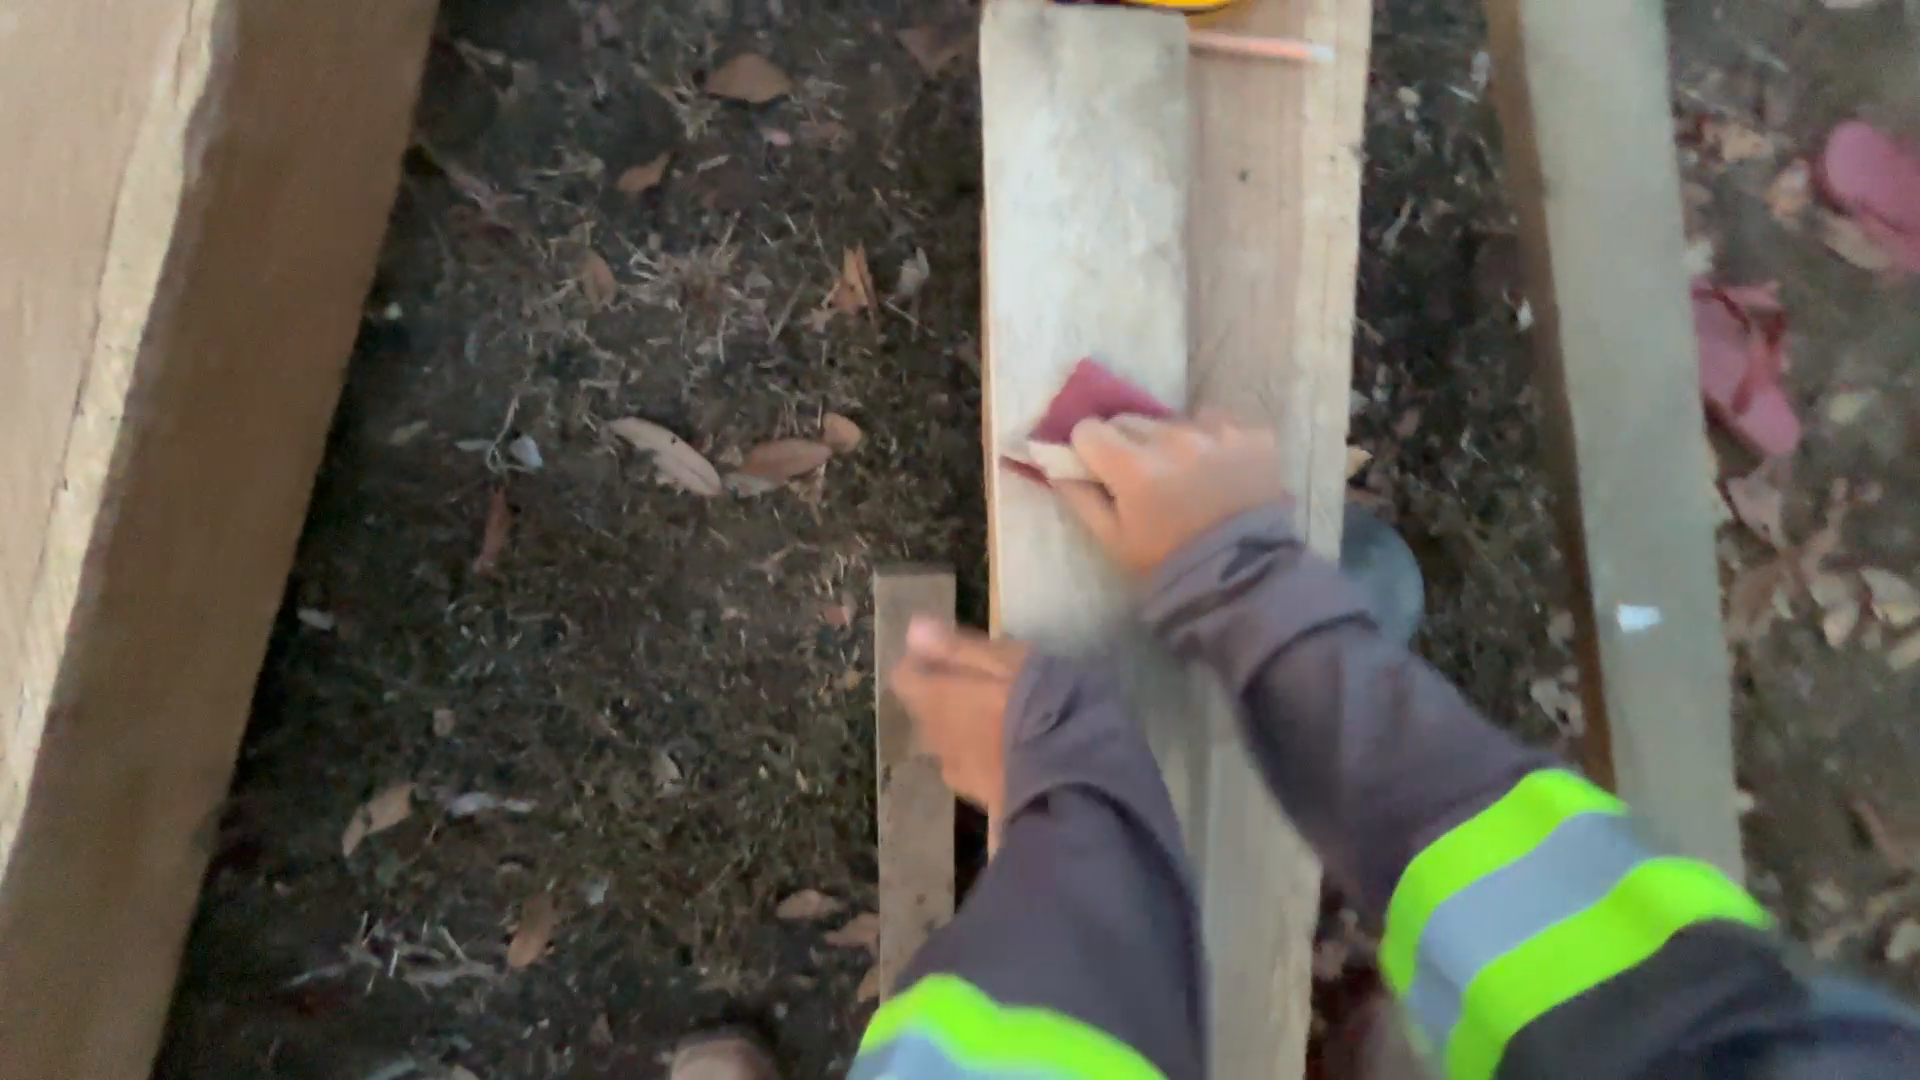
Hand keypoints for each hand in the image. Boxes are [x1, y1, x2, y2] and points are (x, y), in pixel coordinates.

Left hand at [888, 617, 1031, 824]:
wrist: (1063, 770)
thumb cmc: (1035, 702)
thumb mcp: (1002, 660)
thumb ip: (955, 647)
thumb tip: (913, 629)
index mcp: (936, 696)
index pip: (904, 676)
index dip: (921, 664)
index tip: (946, 657)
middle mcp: (934, 732)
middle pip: (922, 709)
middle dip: (940, 696)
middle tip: (978, 686)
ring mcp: (952, 766)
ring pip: (942, 738)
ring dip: (957, 727)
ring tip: (993, 721)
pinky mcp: (973, 793)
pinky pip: (962, 766)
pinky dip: (973, 755)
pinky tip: (1002, 753)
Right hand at [1055, 413, 1291, 578]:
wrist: (1241, 575)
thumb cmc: (1166, 560)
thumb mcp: (1112, 538)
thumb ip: (1079, 496)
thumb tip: (1054, 462)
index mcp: (1134, 467)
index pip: (1089, 429)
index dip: (1090, 449)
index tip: (1100, 469)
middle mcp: (1174, 439)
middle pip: (1129, 420)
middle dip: (1127, 444)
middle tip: (1142, 477)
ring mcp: (1217, 433)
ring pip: (1172, 419)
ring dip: (1170, 441)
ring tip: (1184, 475)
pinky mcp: (1252, 434)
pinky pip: (1216, 422)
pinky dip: (1211, 441)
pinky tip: (1217, 470)